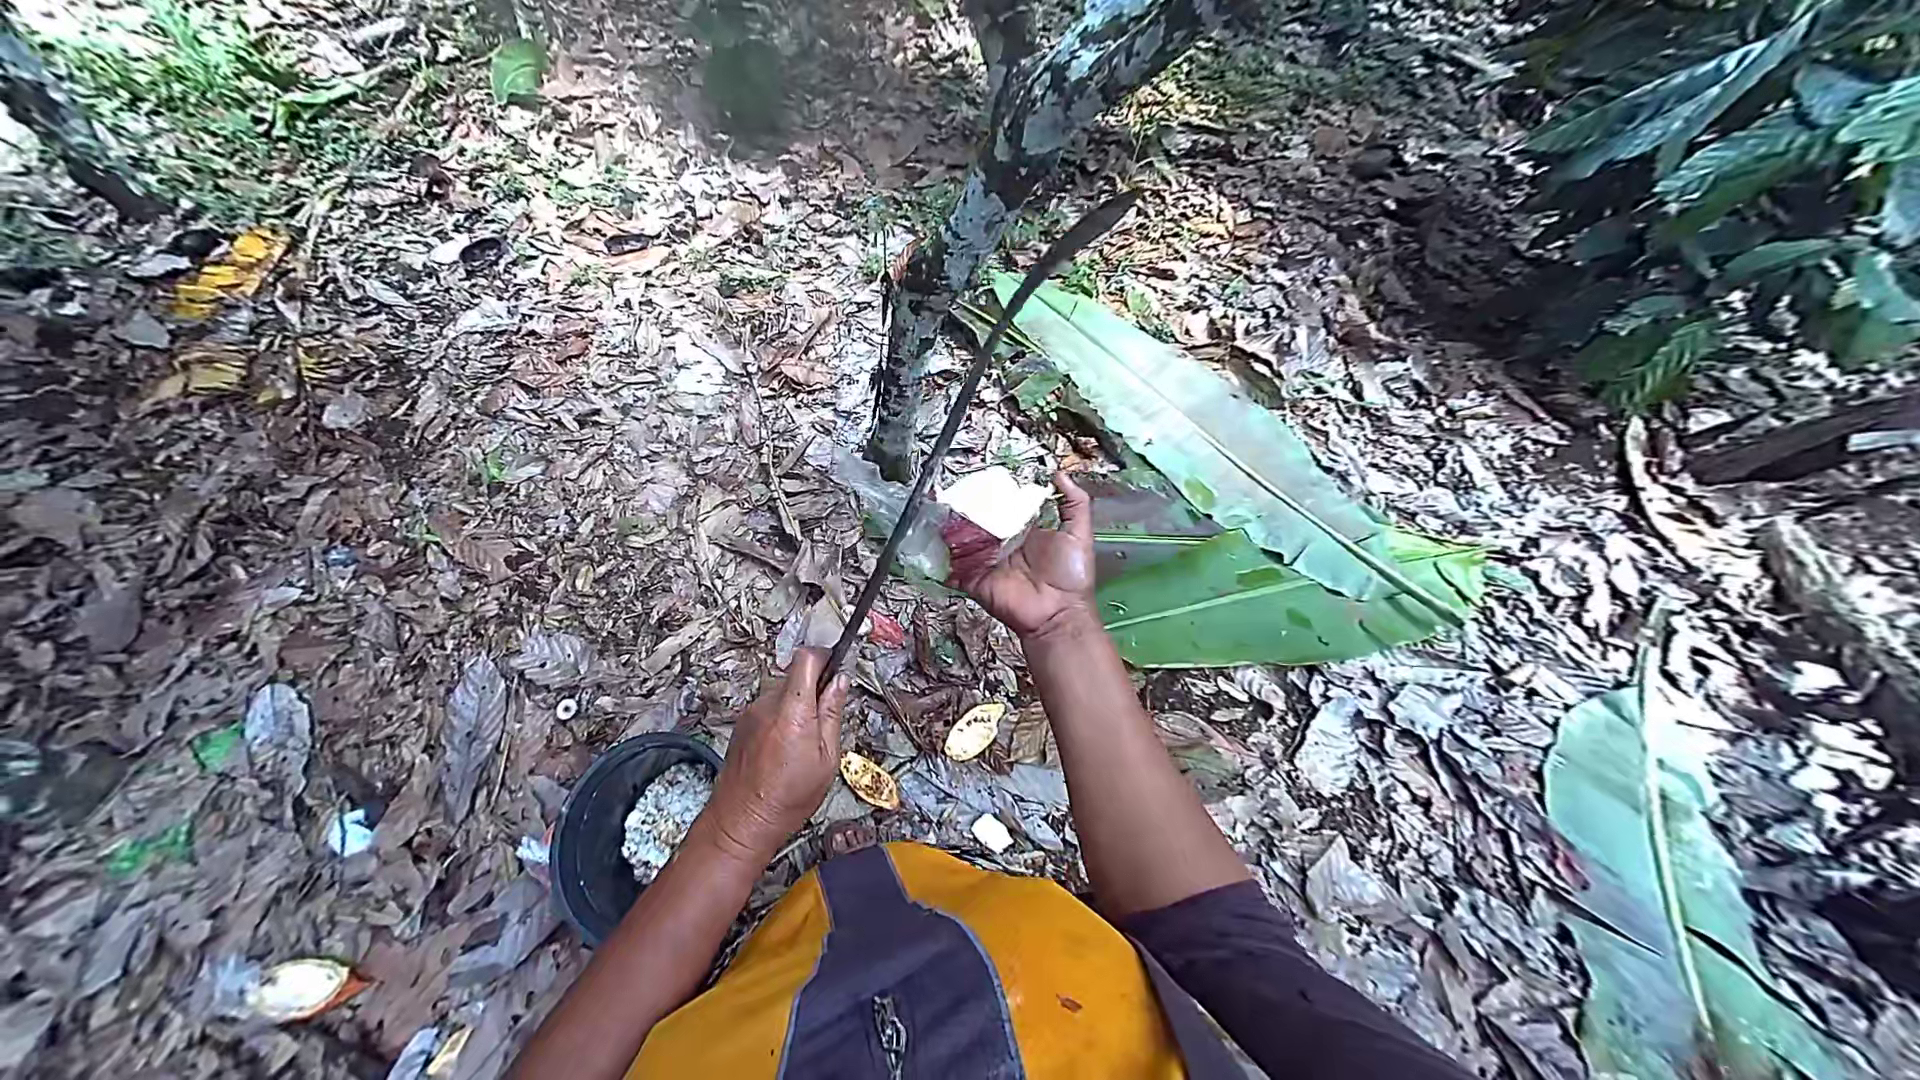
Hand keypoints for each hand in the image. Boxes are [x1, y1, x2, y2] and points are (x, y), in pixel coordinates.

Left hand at [705, 647, 848, 860]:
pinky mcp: (743, 723)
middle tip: (825, 717)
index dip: (825, 657)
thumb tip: (840, 682)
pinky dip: (782, 717)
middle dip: (814, 689)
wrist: (741, 822)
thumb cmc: (786, 798)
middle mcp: (768, 705)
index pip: (807, 658)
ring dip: (798, 706)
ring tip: (803, 741)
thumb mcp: (827, 758)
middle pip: (796, 675)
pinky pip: (769, 707)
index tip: (836, 666)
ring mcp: (752, 713)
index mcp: (793, 711)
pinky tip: (785, 746)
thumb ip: (833, 713)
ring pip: (783, 692)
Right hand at [952, 471, 1096, 639]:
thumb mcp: (1079, 533)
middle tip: (954, 493)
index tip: (981, 480)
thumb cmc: (1072, 577)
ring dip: (950, 528)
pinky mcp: (975, 580)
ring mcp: (987, 562)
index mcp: (1023, 531)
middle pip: (978, 522)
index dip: (993, 495)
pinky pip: (954, 568)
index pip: (1003, 507)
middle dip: (966, 508)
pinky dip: (943, 558)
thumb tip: (1060, 474)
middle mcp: (1002, 544)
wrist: (1059, 613)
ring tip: (938, 511)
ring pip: (962, 541)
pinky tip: (934, 541)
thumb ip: (1074, 502)